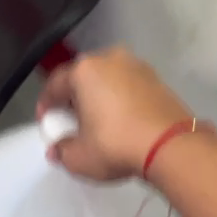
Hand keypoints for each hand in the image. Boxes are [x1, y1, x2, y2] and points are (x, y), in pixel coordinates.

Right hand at [38, 47, 193, 180]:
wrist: (170, 145)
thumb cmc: (115, 145)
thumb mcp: (78, 157)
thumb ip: (61, 150)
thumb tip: (57, 149)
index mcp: (84, 70)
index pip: (55, 84)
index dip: (46, 104)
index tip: (47, 122)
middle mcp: (110, 59)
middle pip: (82, 77)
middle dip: (73, 98)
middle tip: (71, 120)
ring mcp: (137, 66)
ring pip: (107, 80)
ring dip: (98, 97)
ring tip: (96, 121)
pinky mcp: (157, 79)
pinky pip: (127, 87)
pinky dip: (119, 100)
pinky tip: (119, 120)